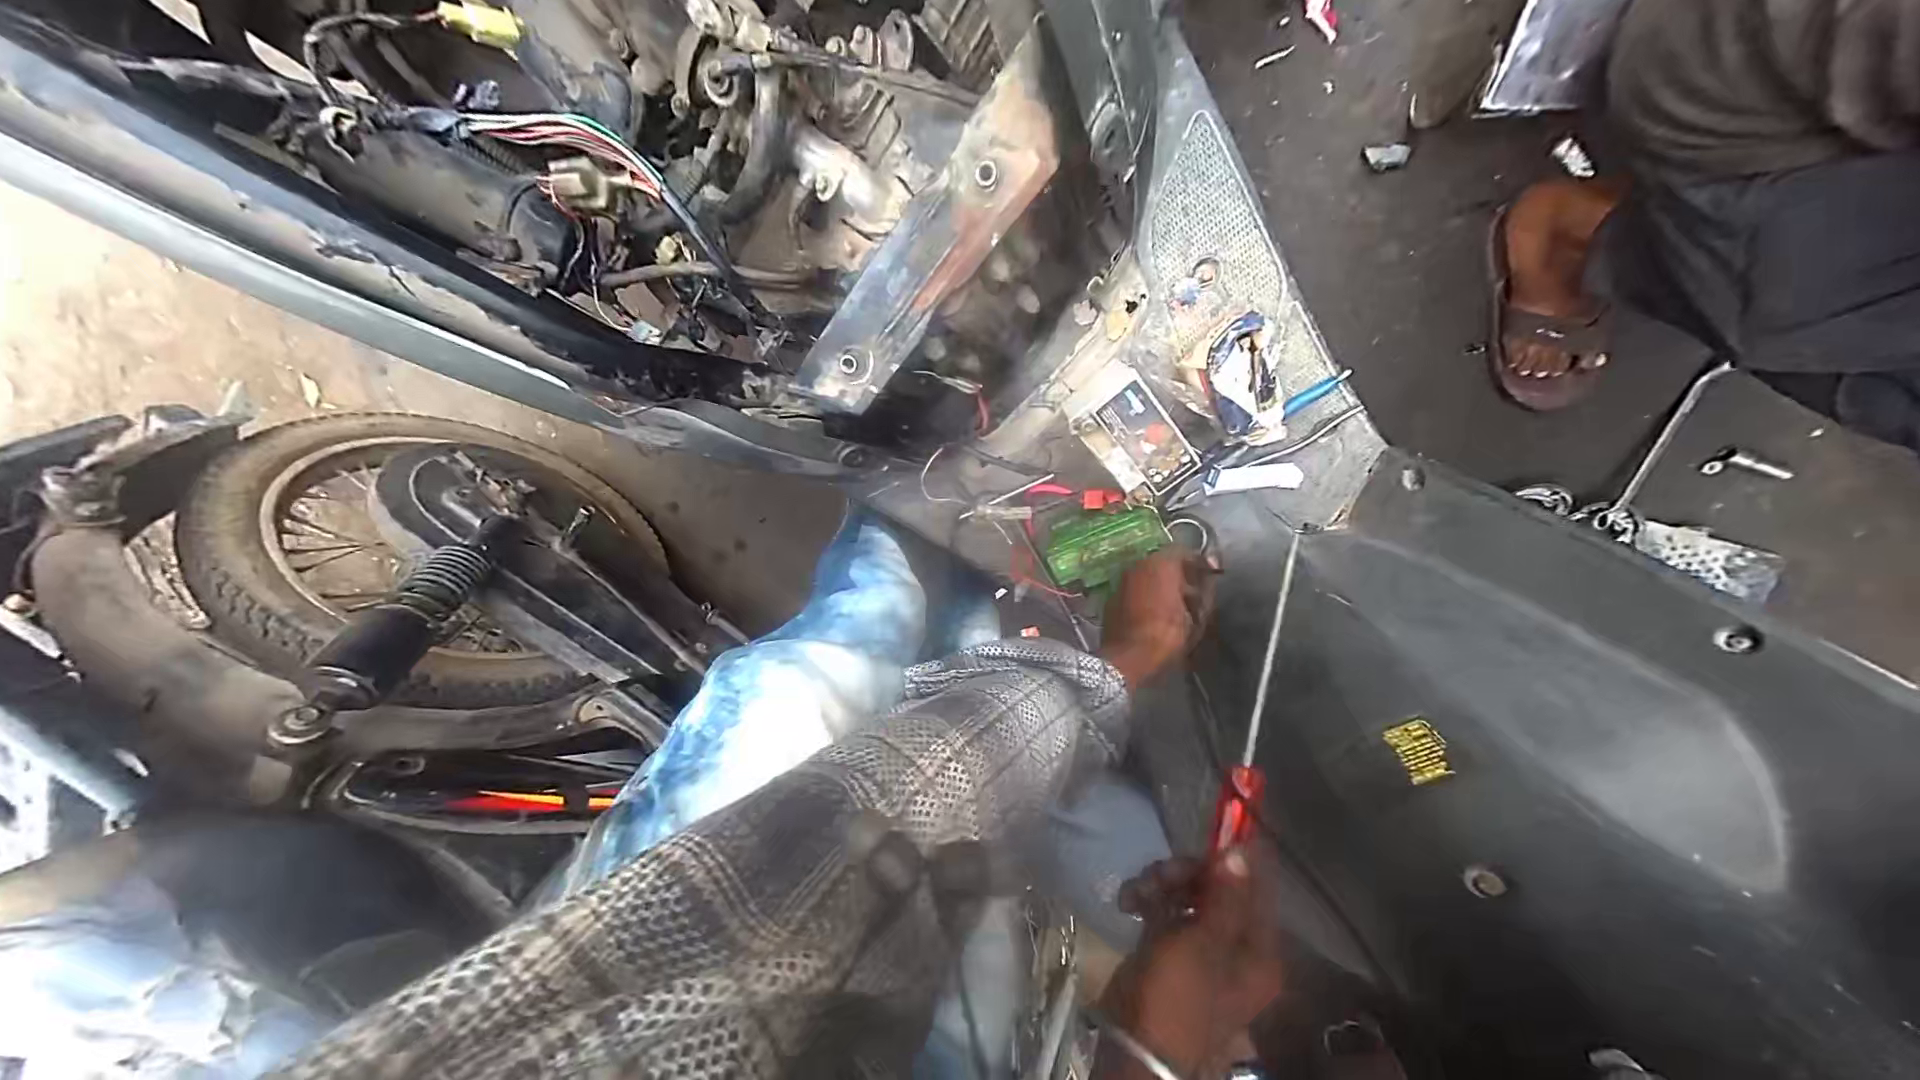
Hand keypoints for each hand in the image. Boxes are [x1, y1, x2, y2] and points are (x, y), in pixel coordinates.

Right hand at [1096, 846, 1284, 1077]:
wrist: (1136, 1046)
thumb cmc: (1178, 996)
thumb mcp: (1204, 944)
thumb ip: (1226, 896)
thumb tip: (1243, 852)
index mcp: (1257, 950)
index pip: (1256, 889)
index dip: (1238, 859)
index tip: (1216, 831)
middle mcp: (1235, 945)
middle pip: (1217, 886)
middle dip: (1186, 873)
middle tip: (1160, 874)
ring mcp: (1200, 946)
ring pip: (1187, 892)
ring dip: (1160, 884)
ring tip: (1137, 893)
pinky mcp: (1170, 946)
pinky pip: (1164, 908)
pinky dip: (1147, 899)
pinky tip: (1127, 903)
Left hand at [1100, 549, 1216, 687]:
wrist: (1127, 658)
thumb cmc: (1166, 636)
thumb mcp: (1196, 617)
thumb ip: (1204, 593)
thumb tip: (1207, 581)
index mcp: (1161, 564)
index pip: (1184, 552)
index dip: (1200, 563)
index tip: (1212, 574)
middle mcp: (1137, 565)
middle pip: (1163, 562)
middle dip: (1180, 574)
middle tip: (1195, 592)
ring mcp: (1121, 580)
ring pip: (1147, 575)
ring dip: (1162, 584)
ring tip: (1176, 604)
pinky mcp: (1112, 598)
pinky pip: (1135, 589)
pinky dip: (1146, 595)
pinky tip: (1155, 612)